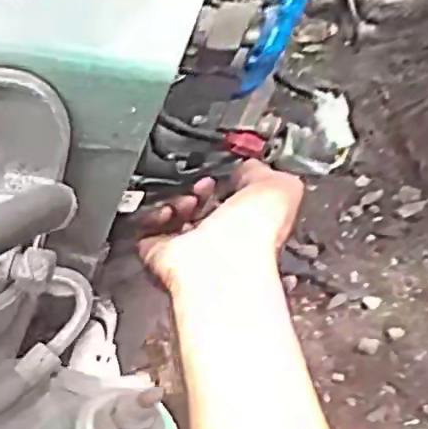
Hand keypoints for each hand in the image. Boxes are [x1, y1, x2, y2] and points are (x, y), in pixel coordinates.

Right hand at [135, 161, 303, 293]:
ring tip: (187, 201)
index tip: (228, 172)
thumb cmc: (253, 234)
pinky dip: (154, 215)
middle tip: (205, 186)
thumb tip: (245, 168)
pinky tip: (169, 211)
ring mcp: (186, 246)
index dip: (230, 181)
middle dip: (202, 188)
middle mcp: (216, 238)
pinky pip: (147, 228)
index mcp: (249, 224)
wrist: (218, 261)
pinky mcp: (158, 252)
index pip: (233, 199)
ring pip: (174, 214)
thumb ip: (264, 171)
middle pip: (201, 205)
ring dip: (178, 200)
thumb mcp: (280, 186)